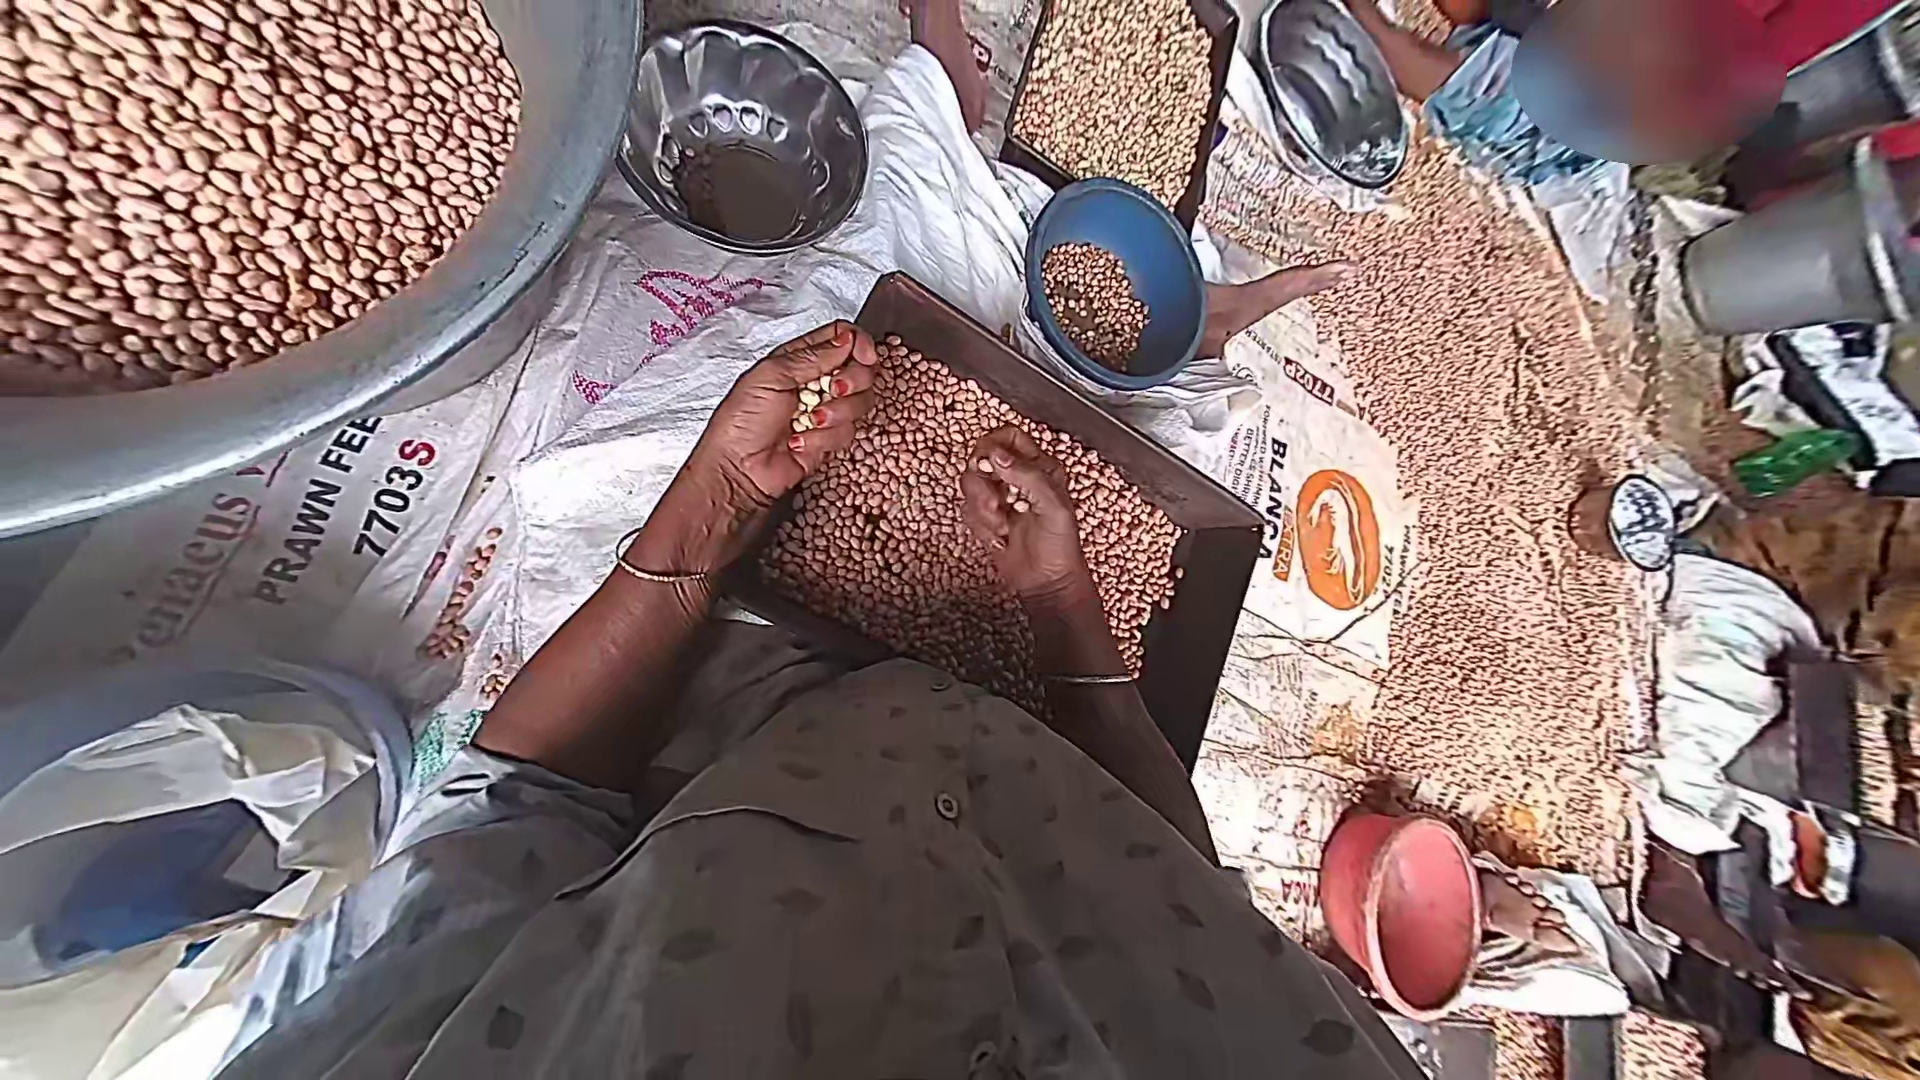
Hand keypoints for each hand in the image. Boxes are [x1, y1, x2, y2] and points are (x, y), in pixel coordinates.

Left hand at [634, 321, 880, 574]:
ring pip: (860, 402)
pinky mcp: (830, 439)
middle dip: (853, 381)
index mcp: (799, 359)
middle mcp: (816, 382)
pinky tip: (801, 441)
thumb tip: (848, 339)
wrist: (739, 468)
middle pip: (861, 369)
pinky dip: (825, 438)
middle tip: (833, 390)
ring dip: (837, 413)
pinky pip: (849, 432)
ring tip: (808, 422)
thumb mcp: (772, 375)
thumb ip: (813, 356)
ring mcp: (826, 411)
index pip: (841, 338)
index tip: (865, 355)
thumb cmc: (742, 422)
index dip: (859, 343)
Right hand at [959, 426, 1096, 611]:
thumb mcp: (1053, 505)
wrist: (1047, 581)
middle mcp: (1017, 476)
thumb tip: (996, 455)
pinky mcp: (985, 516)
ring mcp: (999, 495)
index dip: (994, 444)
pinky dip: (980, 525)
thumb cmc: (1060, 545)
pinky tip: (999, 537)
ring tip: (1001, 526)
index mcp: (1040, 466)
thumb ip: (1027, 475)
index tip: (990, 463)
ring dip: (982, 508)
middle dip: (983, 482)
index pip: (1010, 436)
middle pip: (981, 457)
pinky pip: (968, 509)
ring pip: (971, 483)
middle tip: (995, 503)